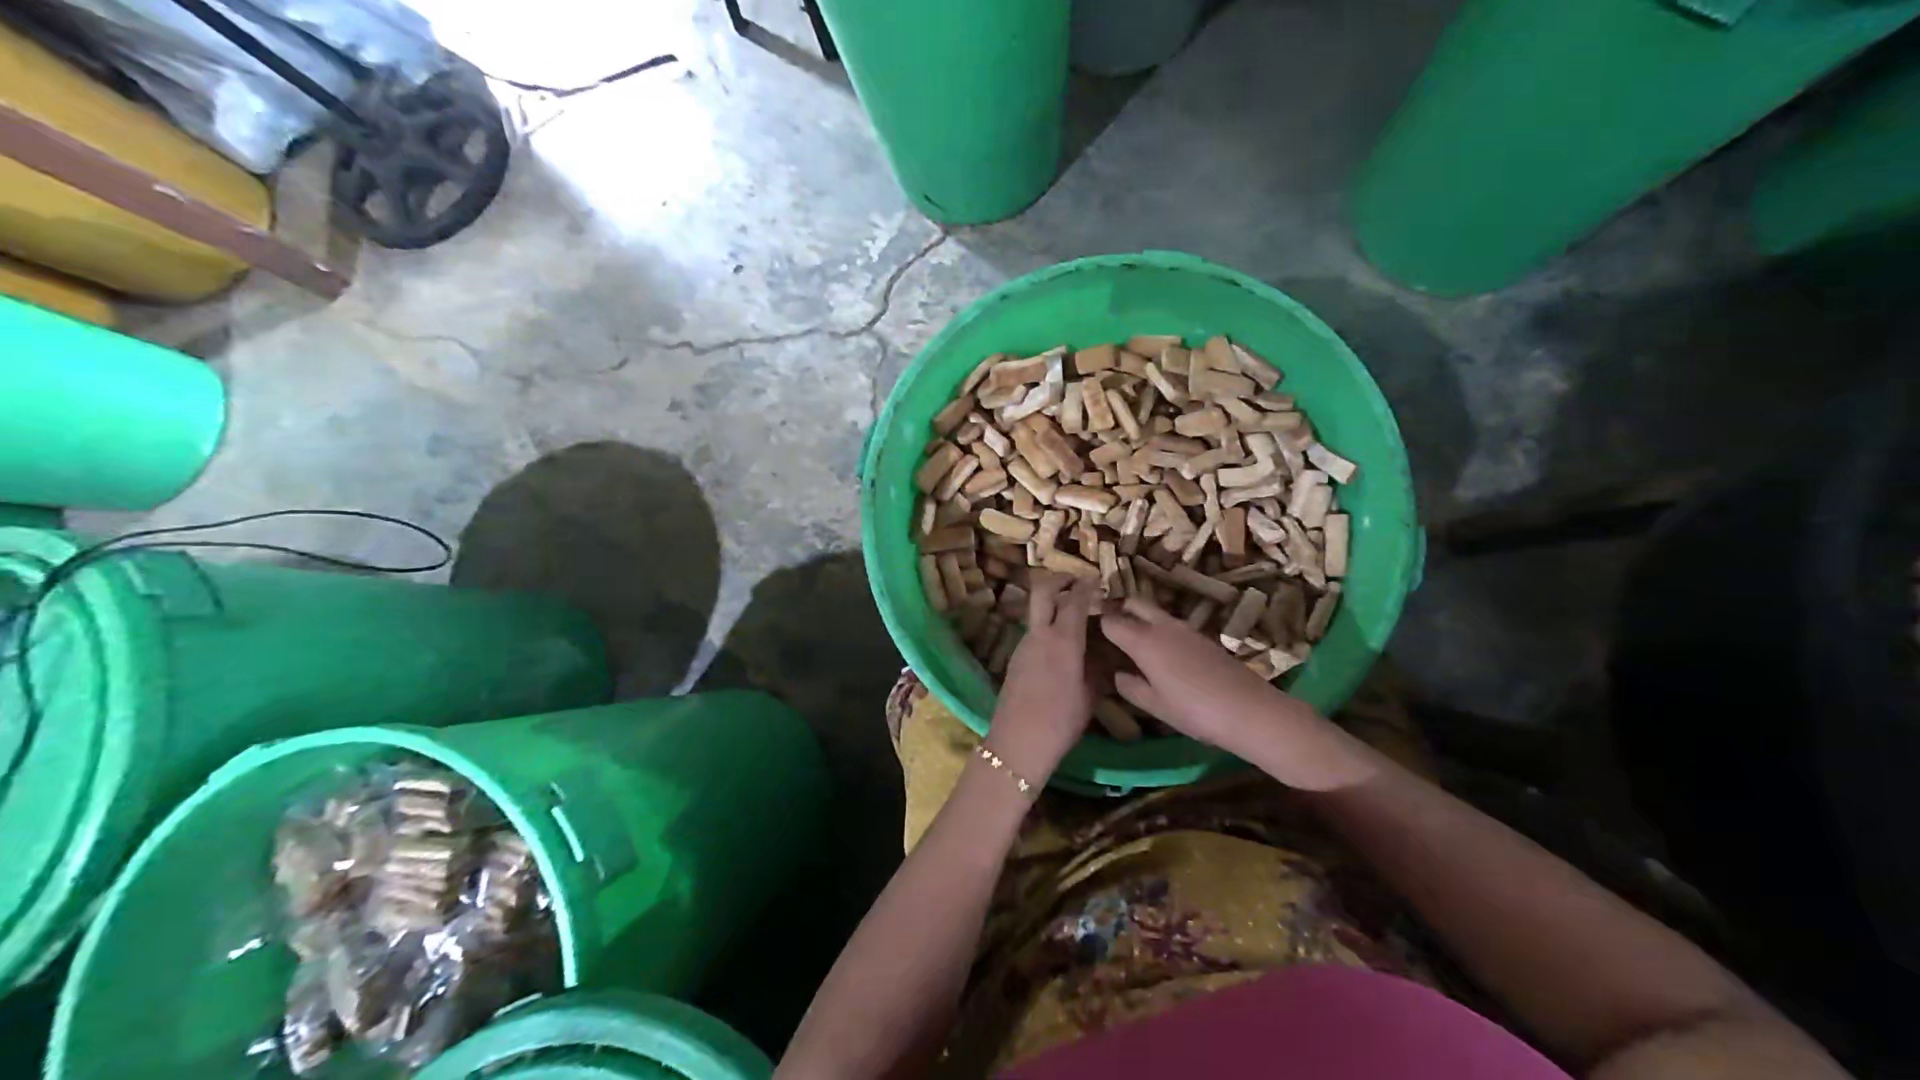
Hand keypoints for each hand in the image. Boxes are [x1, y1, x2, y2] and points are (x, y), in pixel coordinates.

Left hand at [986, 573, 1100, 779]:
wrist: (1018, 741)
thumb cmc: (1061, 720)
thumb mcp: (1090, 695)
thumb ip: (1098, 668)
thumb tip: (1105, 653)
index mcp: (1063, 640)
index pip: (1074, 600)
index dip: (1085, 586)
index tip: (1096, 579)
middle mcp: (1040, 634)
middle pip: (1042, 591)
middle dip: (1058, 579)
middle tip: (1074, 580)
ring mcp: (1023, 644)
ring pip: (1036, 612)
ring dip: (1051, 604)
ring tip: (1072, 615)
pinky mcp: (1015, 658)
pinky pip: (1032, 632)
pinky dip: (1046, 626)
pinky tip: (1060, 644)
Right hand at [1099, 596, 1312, 753]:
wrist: (1250, 711)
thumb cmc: (1194, 711)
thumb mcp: (1155, 705)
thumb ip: (1130, 687)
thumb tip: (1118, 674)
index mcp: (1144, 641)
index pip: (1110, 620)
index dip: (1097, 626)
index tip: (1087, 637)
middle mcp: (1163, 626)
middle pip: (1134, 603)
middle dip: (1118, 610)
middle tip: (1108, 633)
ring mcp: (1186, 629)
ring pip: (1154, 612)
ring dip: (1140, 620)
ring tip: (1130, 645)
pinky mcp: (1203, 637)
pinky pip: (1171, 625)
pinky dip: (1158, 631)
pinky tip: (1160, 655)